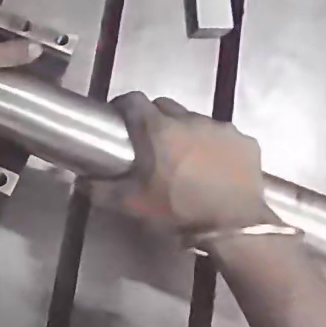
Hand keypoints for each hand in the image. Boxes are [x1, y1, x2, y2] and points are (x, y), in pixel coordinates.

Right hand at [101, 91, 272, 235]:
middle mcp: (190, 120)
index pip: (134, 101)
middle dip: (154, 118)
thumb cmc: (179, 212)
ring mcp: (221, 128)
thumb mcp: (134, 205)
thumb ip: (103, 190)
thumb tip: (81, 182)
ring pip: (196, 121)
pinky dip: (215, 147)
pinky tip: (214, 170)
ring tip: (184, 161)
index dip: (123, 106)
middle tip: (150, 144)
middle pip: (165, 106)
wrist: (232, 225)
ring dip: (186, 134)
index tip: (119, 118)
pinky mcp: (244, 141)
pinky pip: (224, 137)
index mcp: (158, 130)